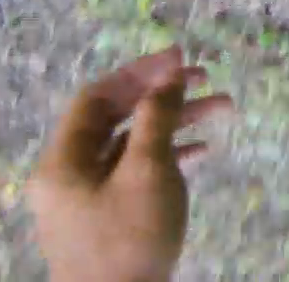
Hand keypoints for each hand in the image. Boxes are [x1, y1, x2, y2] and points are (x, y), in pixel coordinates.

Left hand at [29, 47, 234, 281]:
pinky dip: (172, 148)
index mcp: (64, 161)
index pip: (96, 97)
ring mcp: (88, 192)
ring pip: (134, 138)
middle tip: (206, 76)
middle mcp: (70, 172)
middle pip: (116, 115)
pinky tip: (203, 149)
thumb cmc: (129, 232)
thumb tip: (167, 74)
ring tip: (224, 107)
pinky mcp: (109, 208)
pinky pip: (139, 164)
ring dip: (177, 117)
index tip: (183, 56)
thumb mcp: (148, 168)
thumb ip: (157, 117)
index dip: (139, 71)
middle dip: (163, 92)